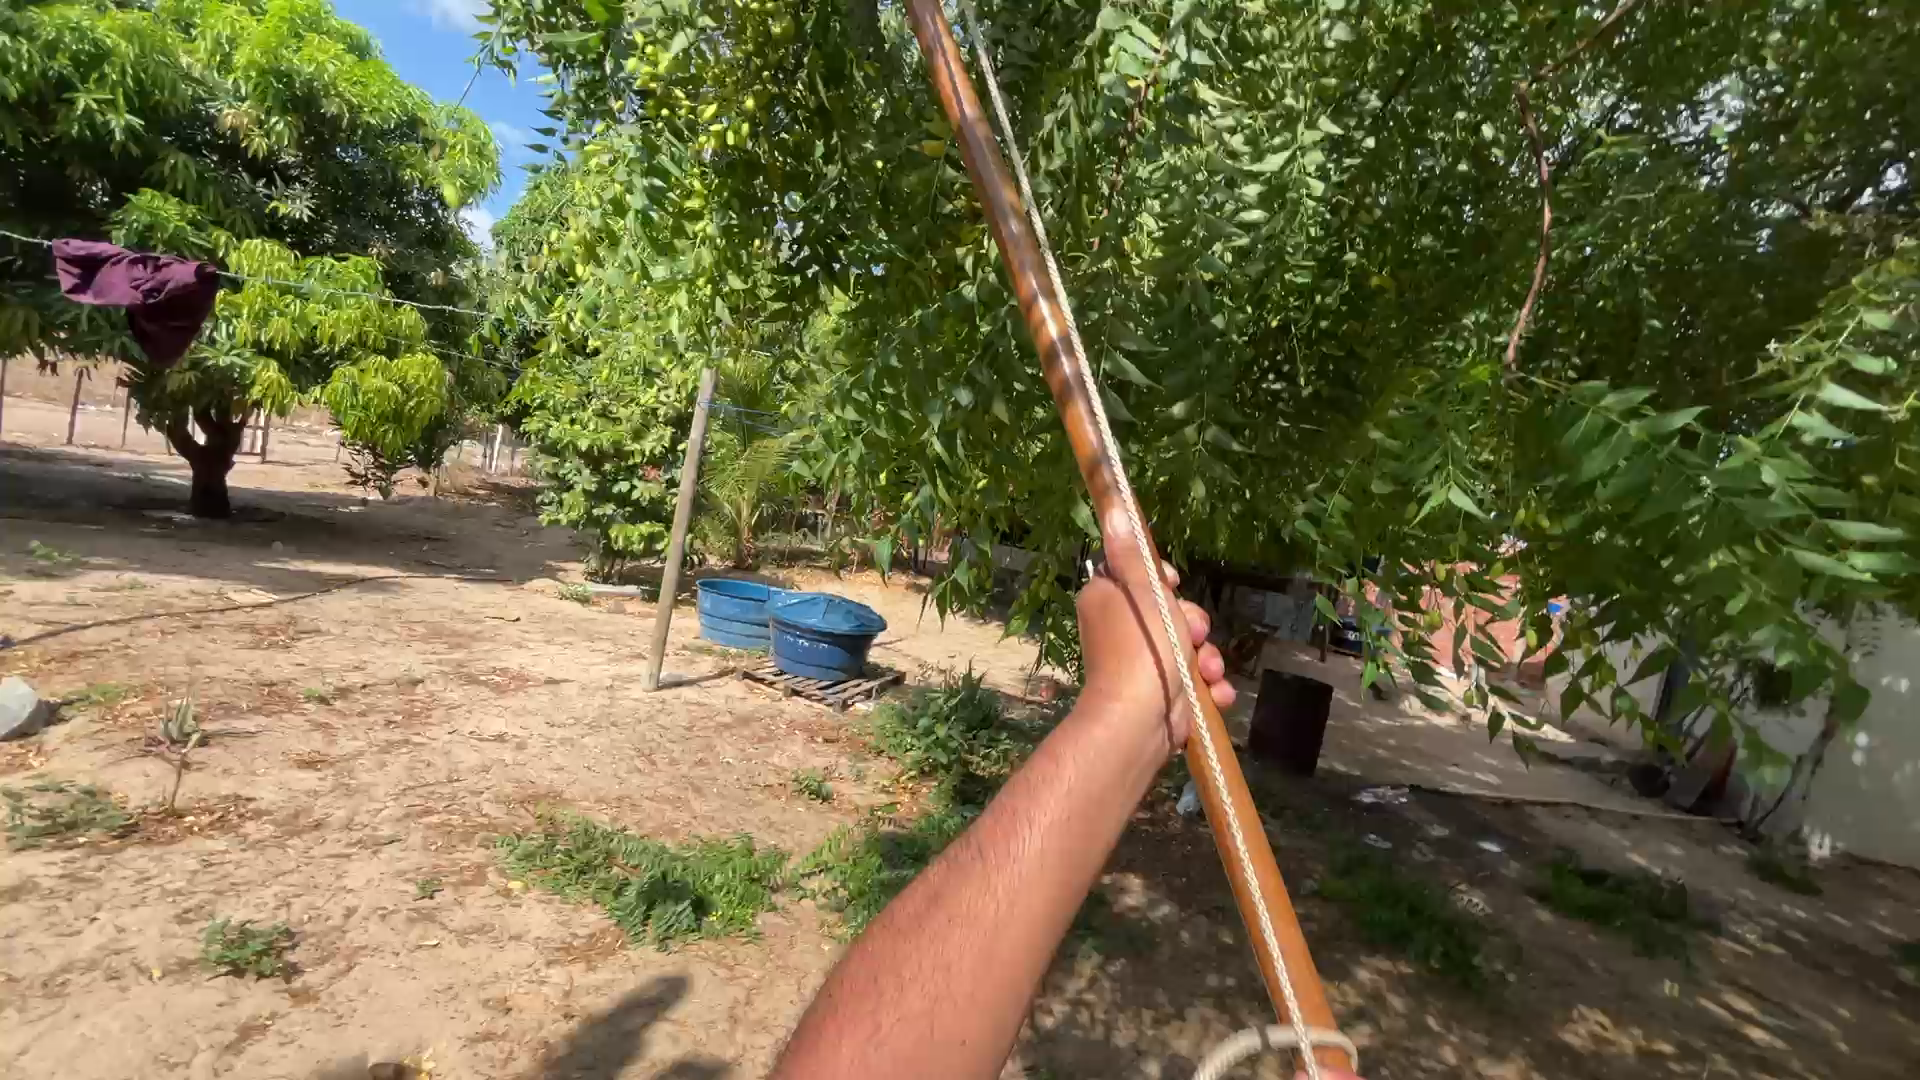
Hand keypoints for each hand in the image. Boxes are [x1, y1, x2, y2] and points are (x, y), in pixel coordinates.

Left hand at [1076, 507, 1235, 753]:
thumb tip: (1113, 510)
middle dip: (1192, 623)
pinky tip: (1213, 692)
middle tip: (1193, 633)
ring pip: (1188, 645)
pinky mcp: (1162, 691)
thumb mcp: (1141, 589)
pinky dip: (1207, 686)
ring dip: (1206, 657)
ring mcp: (1141, 663)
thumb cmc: (1140, 646)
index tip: (1172, 584)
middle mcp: (1119, 629)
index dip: (1162, 580)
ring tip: (1205, 670)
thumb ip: (1130, 552)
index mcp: (1106, 600)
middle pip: (1170, 611)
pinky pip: (1194, 679)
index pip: (1137, 576)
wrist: (1139, 719)